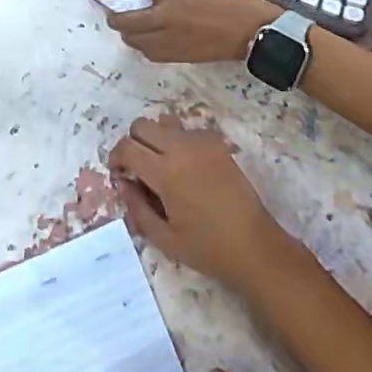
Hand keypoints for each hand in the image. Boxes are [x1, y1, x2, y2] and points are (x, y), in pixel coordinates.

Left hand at [92, 0, 282, 63]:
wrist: (255, 30)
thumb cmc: (234, 0)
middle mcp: (166, 14)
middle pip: (126, 20)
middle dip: (115, 19)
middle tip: (114, 17)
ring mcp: (171, 37)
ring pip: (135, 40)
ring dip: (128, 35)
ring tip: (130, 32)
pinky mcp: (179, 55)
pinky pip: (150, 54)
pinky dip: (144, 48)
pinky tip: (147, 45)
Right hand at [109, 117, 291, 288]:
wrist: (256, 247)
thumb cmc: (208, 248)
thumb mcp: (164, 238)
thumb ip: (136, 208)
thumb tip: (123, 183)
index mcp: (166, 173)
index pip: (127, 147)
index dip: (115, 158)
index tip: (119, 174)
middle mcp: (182, 149)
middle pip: (141, 125)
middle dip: (133, 143)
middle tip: (138, 168)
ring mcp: (202, 142)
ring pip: (164, 122)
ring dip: (155, 139)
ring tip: (163, 164)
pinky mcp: (217, 144)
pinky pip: (187, 130)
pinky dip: (178, 141)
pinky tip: (186, 167)